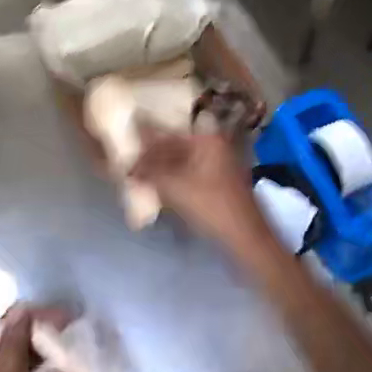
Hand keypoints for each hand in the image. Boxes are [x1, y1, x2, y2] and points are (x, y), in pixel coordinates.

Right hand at [131, 127, 273, 258]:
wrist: (246, 237)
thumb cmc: (211, 207)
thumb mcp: (175, 188)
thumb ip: (149, 172)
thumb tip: (127, 164)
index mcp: (207, 140)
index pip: (169, 134)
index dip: (145, 140)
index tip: (125, 142)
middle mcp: (216, 147)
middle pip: (176, 147)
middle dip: (152, 157)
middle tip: (127, 166)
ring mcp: (220, 165)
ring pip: (183, 162)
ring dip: (162, 170)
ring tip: (137, 177)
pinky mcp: (221, 183)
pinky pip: (191, 174)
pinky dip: (174, 180)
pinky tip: (158, 188)